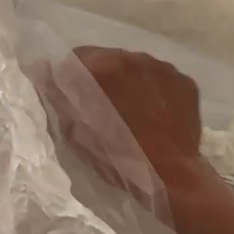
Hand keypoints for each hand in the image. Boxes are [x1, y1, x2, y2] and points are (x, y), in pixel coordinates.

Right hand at [54, 47, 213, 198]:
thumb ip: (60, 101)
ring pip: (135, 67)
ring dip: (126, 82)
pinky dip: (152, 91)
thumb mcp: (76, 133)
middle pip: (106, 58)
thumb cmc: (118, 157)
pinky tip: (152, 114)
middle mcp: (134, 58)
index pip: (74, 57)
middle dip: (98, 76)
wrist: (172, 176)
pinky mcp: (185, 82)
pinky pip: (160, 79)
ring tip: (127, 109)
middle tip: (97, 102)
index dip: (66, 73)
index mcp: (103, 68)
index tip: (64, 90)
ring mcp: (164, 67)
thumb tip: (47, 78)